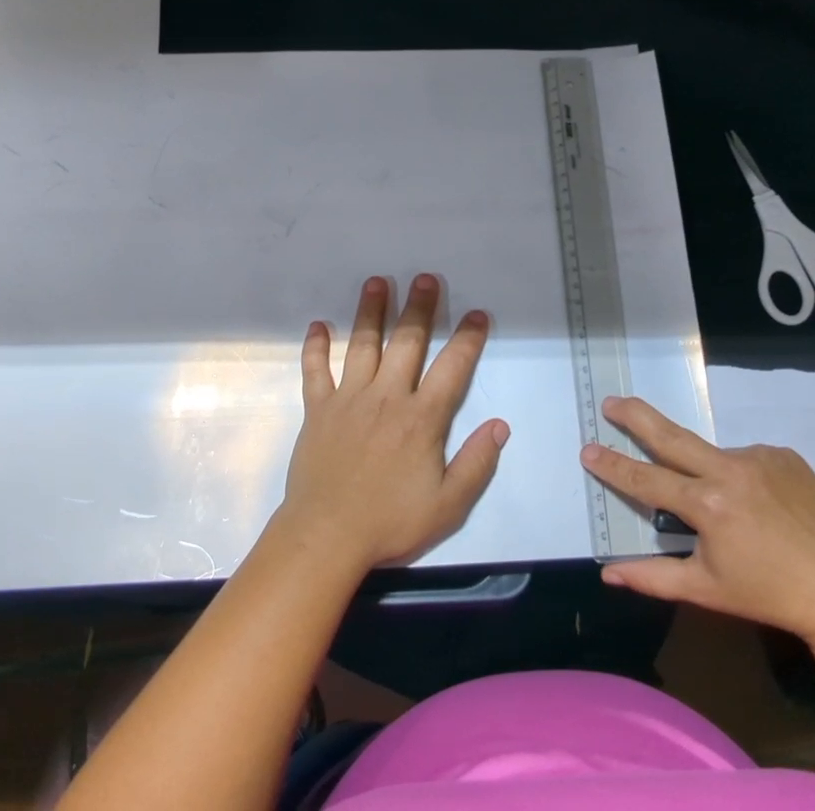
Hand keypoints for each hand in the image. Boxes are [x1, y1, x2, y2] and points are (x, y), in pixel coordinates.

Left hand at [277, 275, 508, 570]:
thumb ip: (477, 464)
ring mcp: (348, 400)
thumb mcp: (448, 505)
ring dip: (371, 312)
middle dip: (419, 308)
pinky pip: (315, 371)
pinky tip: (318, 325)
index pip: (452, 368)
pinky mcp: (317, 411)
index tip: (478, 314)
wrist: (326, 537)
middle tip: (426, 278)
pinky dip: (315, 347)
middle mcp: (386, 399)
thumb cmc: (390, 522)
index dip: (468, 339)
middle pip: (407, 343)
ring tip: (378, 282)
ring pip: (362, 346)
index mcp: (422, 419)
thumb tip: (499, 425)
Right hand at [581, 397, 814, 653]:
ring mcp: (761, 458)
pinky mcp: (786, 455)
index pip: (646, 479)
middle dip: (637, 417)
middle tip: (612, 402)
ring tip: (726, 511)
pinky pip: (746, 459)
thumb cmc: (766, 593)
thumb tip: (607, 573)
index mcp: (708, 505)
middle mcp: (731, 471)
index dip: (613, 465)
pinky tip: (755, 504)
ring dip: (702, 470)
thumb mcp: (705, 589)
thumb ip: (651, 577)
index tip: (588, 449)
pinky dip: (738, 475)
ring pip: (713, 455)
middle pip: (672, 437)